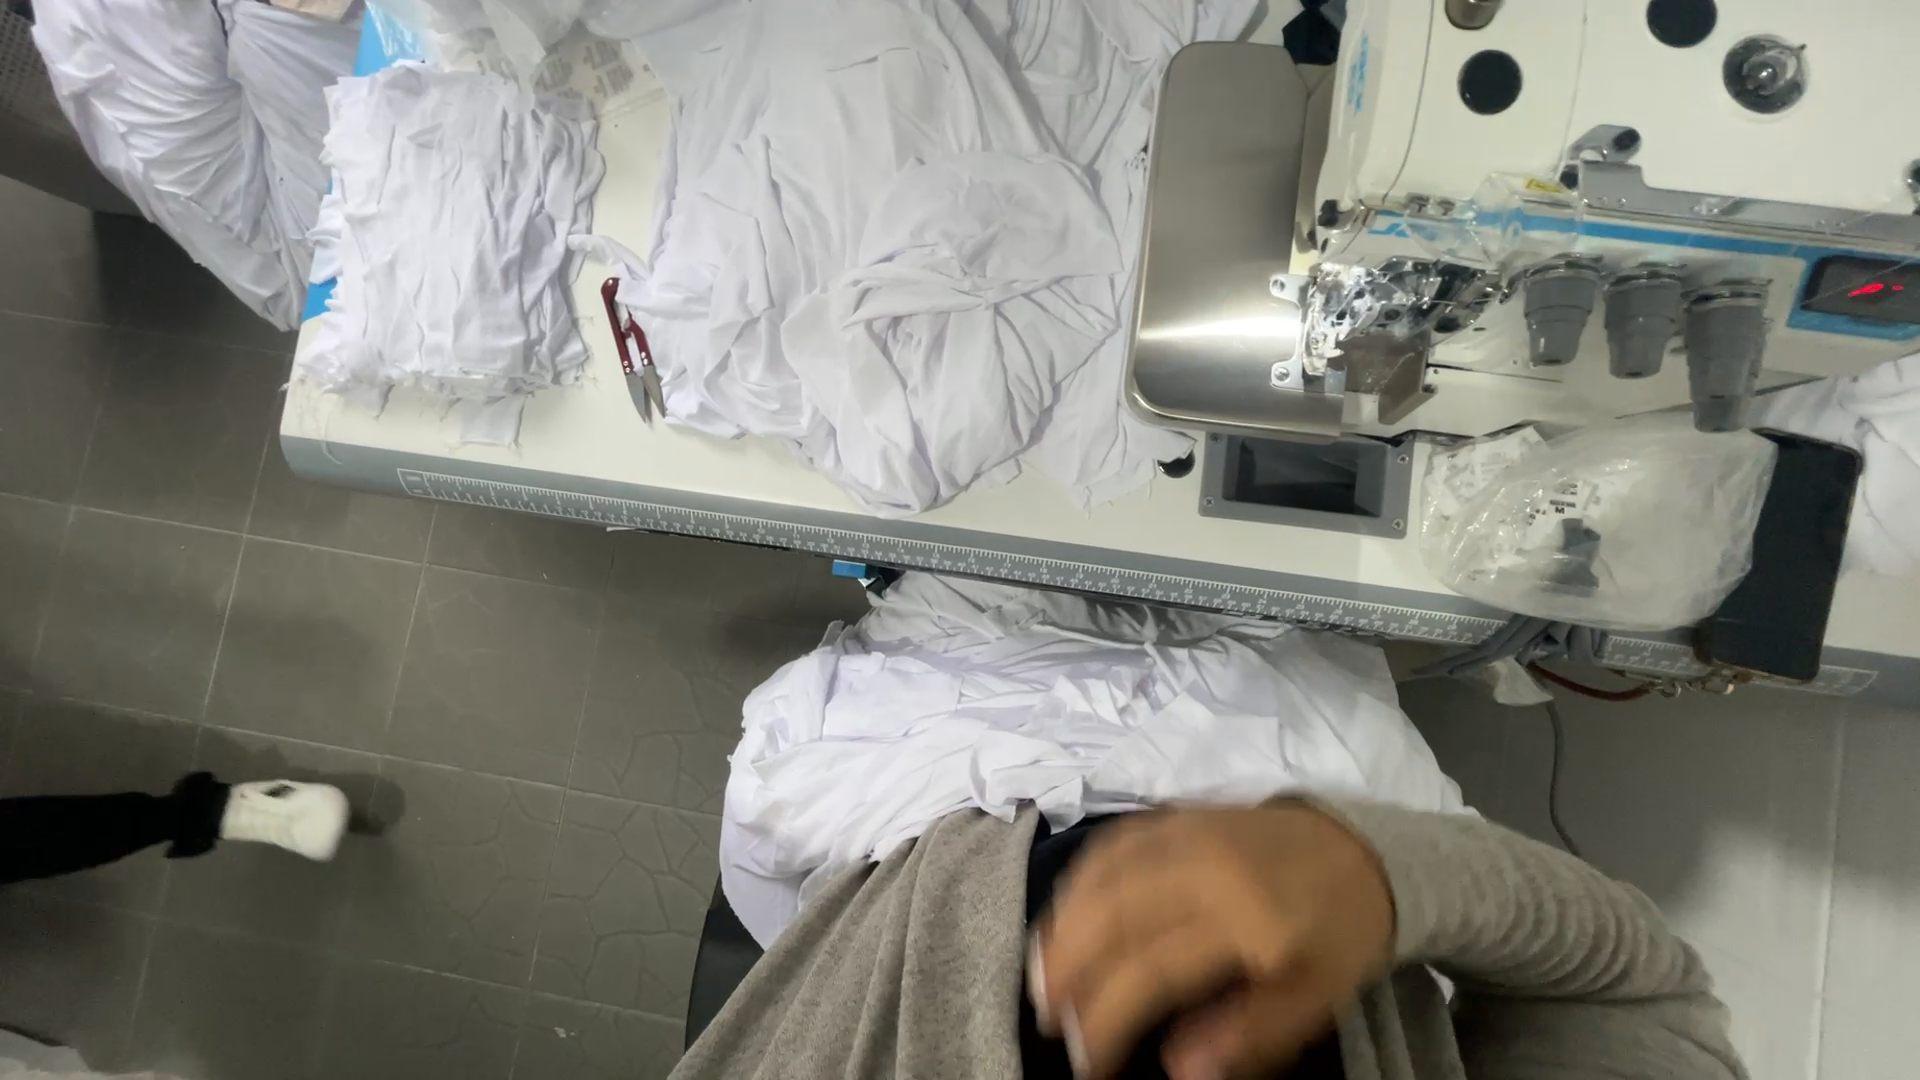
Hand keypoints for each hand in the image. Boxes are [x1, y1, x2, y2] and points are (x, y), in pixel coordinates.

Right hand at [1029, 803, 1394, 1079]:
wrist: (1358, 847)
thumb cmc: (1339, 931)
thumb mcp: (1315, 999)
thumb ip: (1248, 1034)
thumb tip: (1178, 1070)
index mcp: (1243, 918)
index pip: (1152, 968)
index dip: (1108, 1014)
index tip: (1086, 1058)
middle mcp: (1201, 867)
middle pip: (1113, 913)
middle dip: (1069, 964)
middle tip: (1044, 1009)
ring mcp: (1182, 831)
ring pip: (1103, 872)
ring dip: (1063, 918)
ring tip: (1041, 963)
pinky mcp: (1175, 814)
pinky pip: (1112, 841)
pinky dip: (1080, 875)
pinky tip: (1067, 905)